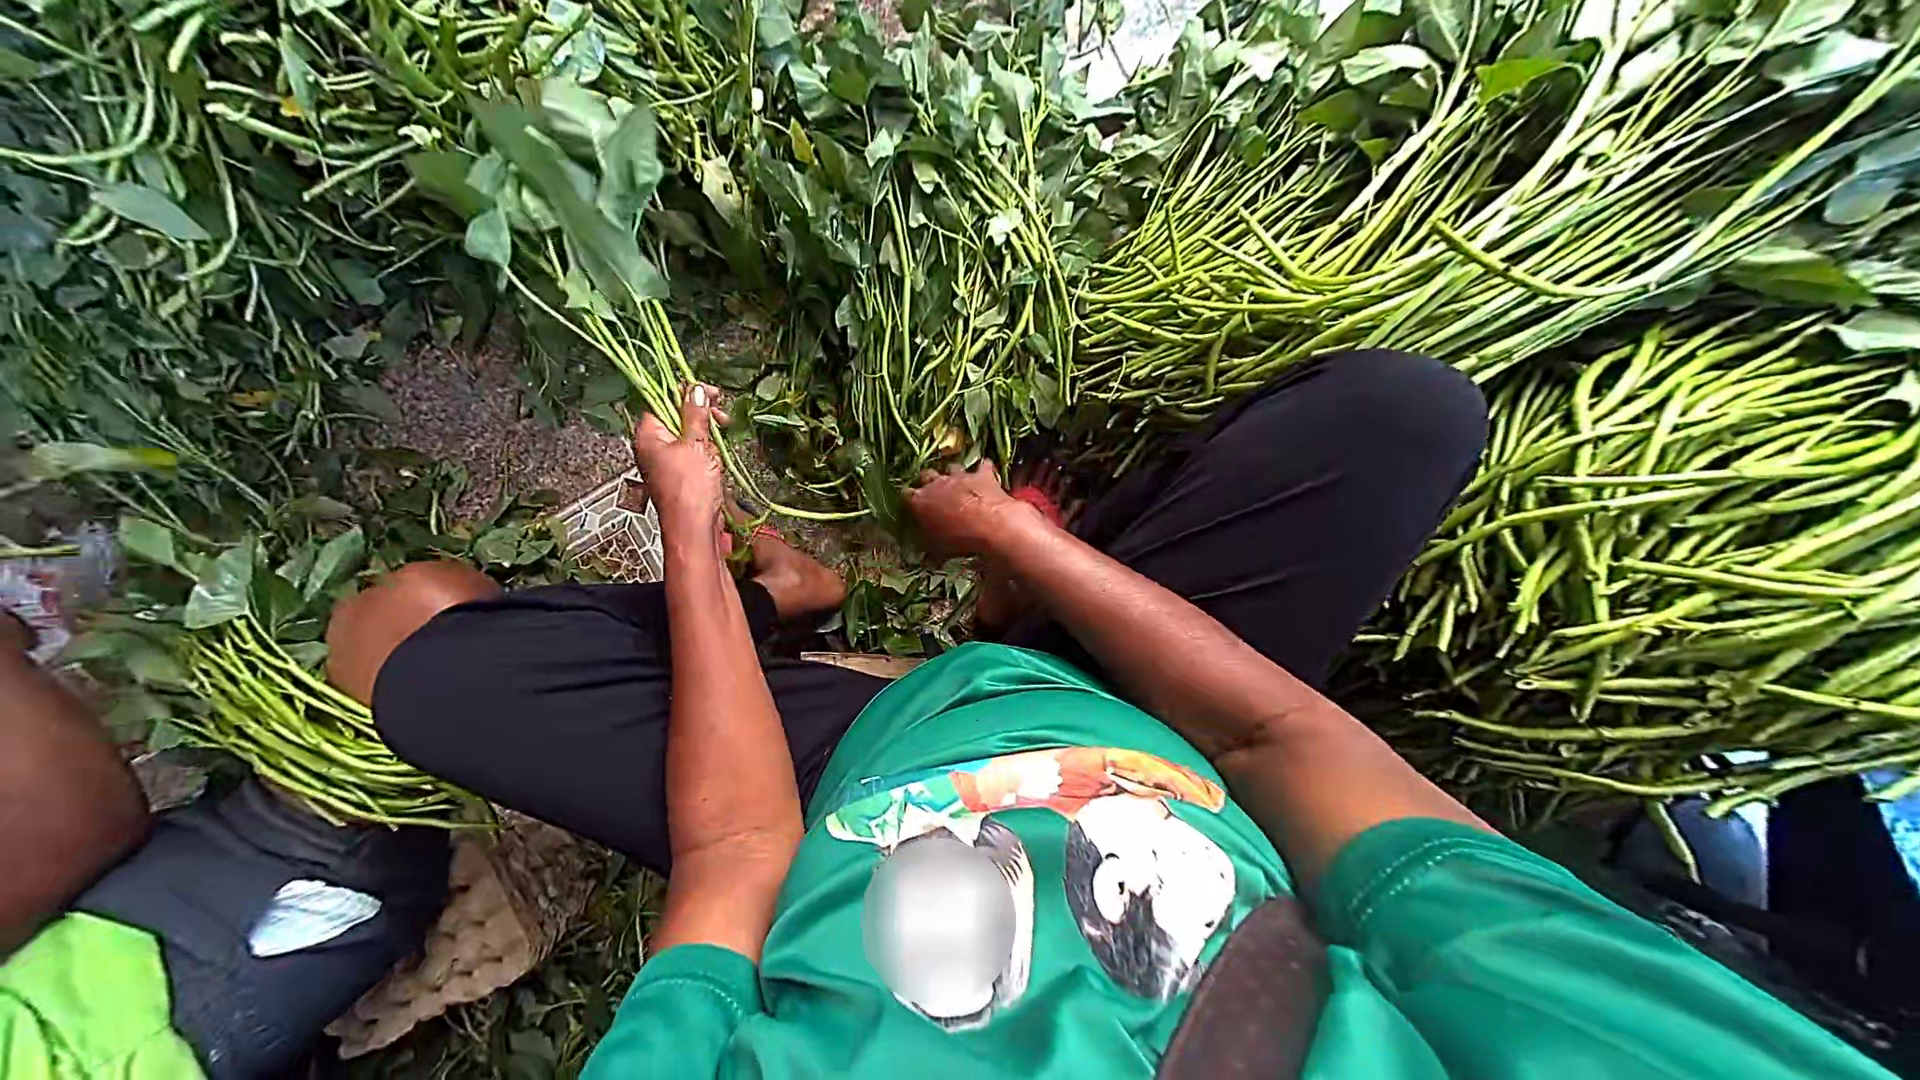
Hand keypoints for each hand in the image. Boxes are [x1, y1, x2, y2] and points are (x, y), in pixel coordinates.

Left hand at [633, 385, 728, 545]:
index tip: (710, 394)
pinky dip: (708, 452)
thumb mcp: (695, 444)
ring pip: (688, 436)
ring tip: (720, 443)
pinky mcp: (682, 474)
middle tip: (721, 418)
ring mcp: (668, 461)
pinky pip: (695, 454)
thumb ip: (695, 414)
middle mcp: (653, 446)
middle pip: (676, 417)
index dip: (686, 394)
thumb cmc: (689, 489)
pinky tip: (717, 459)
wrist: (694, 527)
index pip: (663, 400)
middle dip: (701, 416)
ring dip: (707, 436)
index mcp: (648, 435)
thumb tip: (695, 390)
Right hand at [904, 460, 1041, 556]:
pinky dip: (984, 470)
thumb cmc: (958, 540)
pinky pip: (983, 466)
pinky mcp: (983, 474)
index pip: (906, 495)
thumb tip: (923, 553)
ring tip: (959, 483)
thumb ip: (926, 544)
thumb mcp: (936, 548)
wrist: (989, 526)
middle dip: (928, 481)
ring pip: (952, 467)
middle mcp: (937, 483)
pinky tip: (986, 474)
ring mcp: (960, 476)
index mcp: (920, 501)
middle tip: (934, 492)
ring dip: (954, 474)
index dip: (909, 499)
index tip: (913, 506)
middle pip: (926, 474)